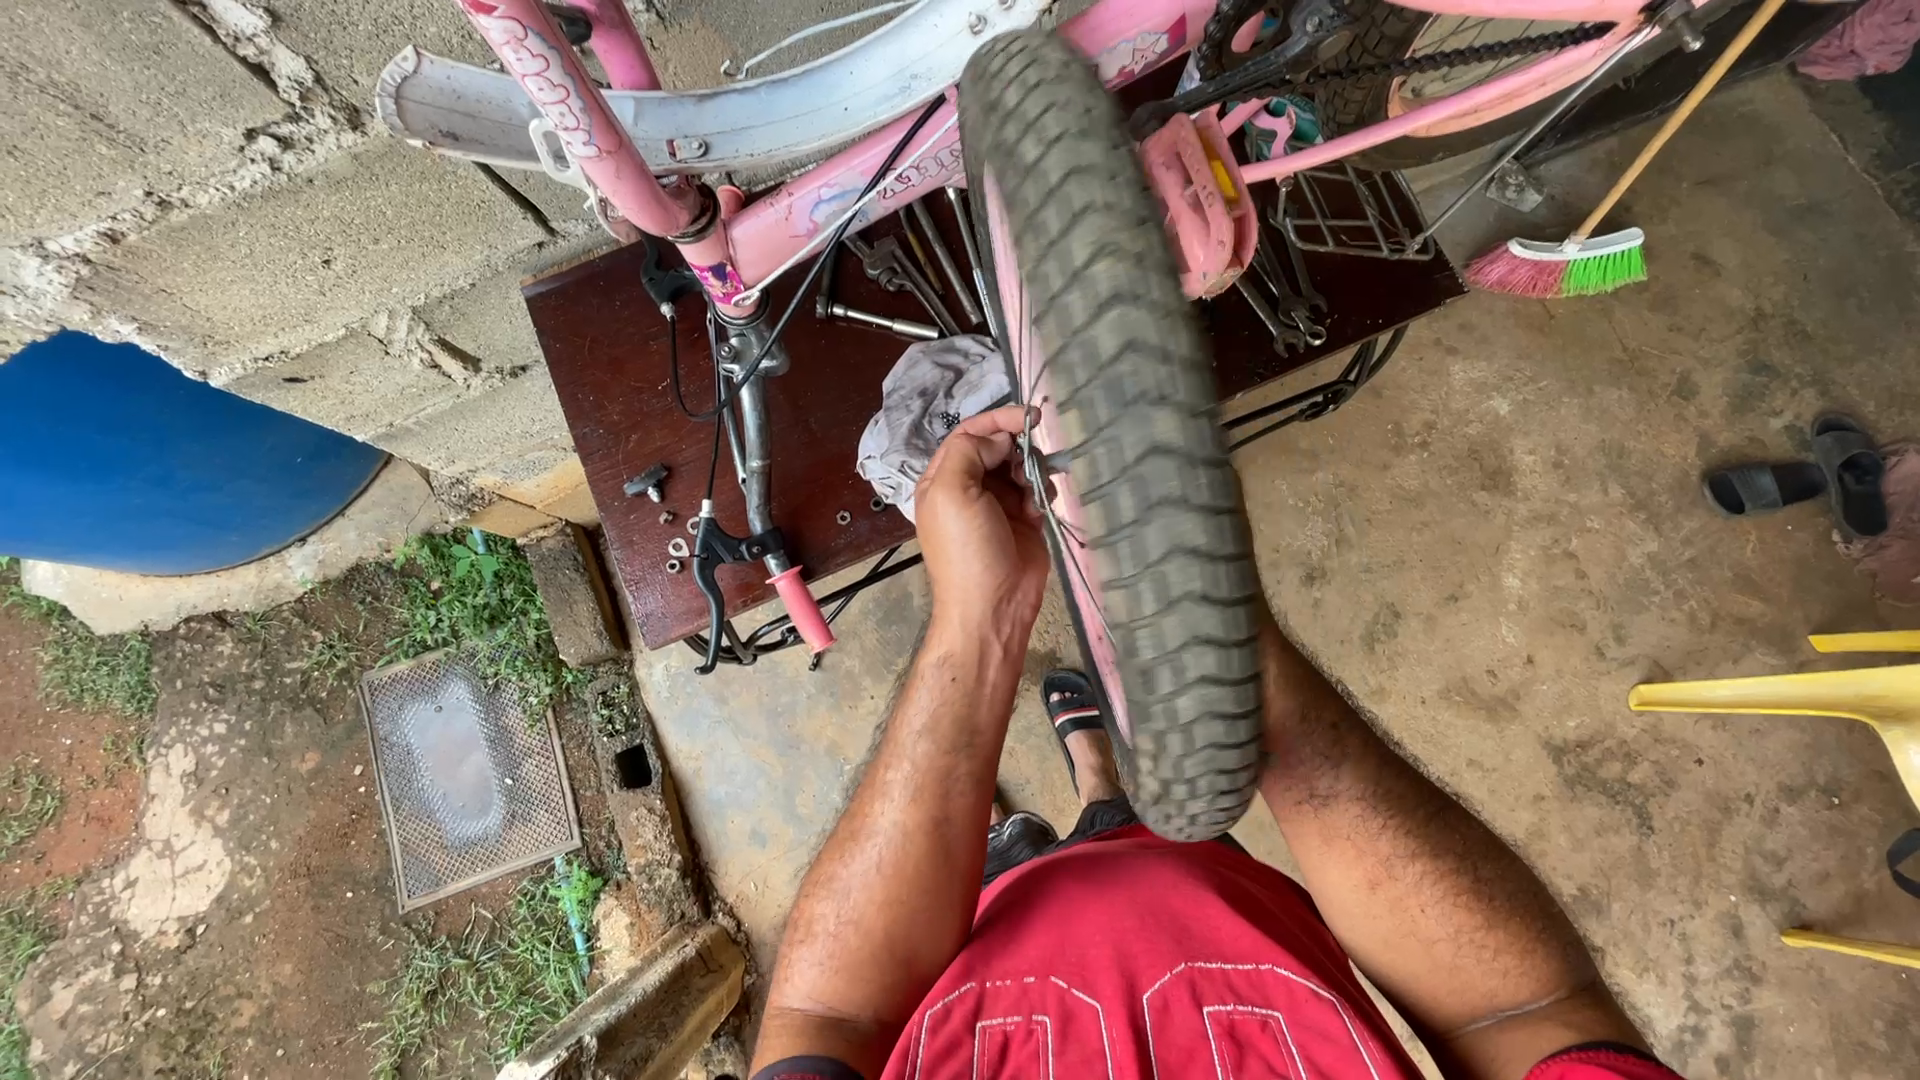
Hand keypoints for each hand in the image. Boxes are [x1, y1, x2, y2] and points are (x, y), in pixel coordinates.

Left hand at [914, 405, 1050, 646]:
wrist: (994, 606)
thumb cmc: (967, 549)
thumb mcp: (952, 493)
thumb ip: (969, 452)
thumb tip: (999, 439)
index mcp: (943, 480)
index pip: (968, 435)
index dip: (996, 421)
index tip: (1028, 416)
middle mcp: (969, 489)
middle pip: (997, 448)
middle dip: (1018, 445)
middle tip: (1035, 451)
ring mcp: (997, 506)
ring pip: (1020, 468)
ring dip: (1032, 469)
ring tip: (1034, 487)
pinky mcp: (1024, 522)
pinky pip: (1037, 492)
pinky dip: (1043, 492)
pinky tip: (1041, 506)